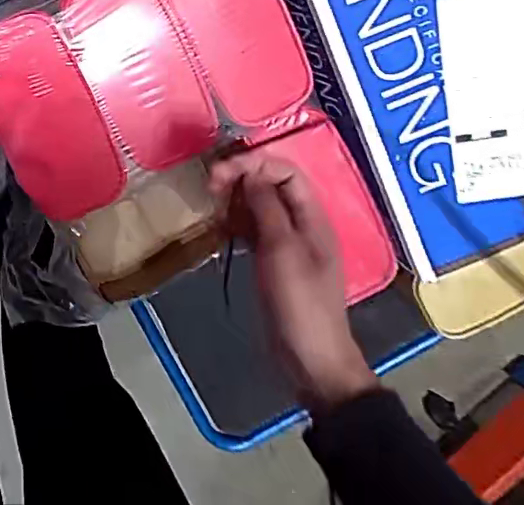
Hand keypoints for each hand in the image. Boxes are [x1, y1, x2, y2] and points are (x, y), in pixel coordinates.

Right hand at [209, 153, 378, 411]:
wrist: (312, 361)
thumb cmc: (300, 302)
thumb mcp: (282, 249)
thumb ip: (267, 206)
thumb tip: (250, 172)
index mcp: (312, 215)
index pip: (284, 170)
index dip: (253, 163)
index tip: (221, 173)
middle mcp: (301, 222)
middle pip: (270, 183)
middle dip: (241, 177)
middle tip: (211, 186)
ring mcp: (287, 241)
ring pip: (259, 205)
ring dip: (236, 199)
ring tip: (213, 206)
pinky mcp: (273, 259)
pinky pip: (253, 227)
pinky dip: (236, 222)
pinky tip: (220, 227)